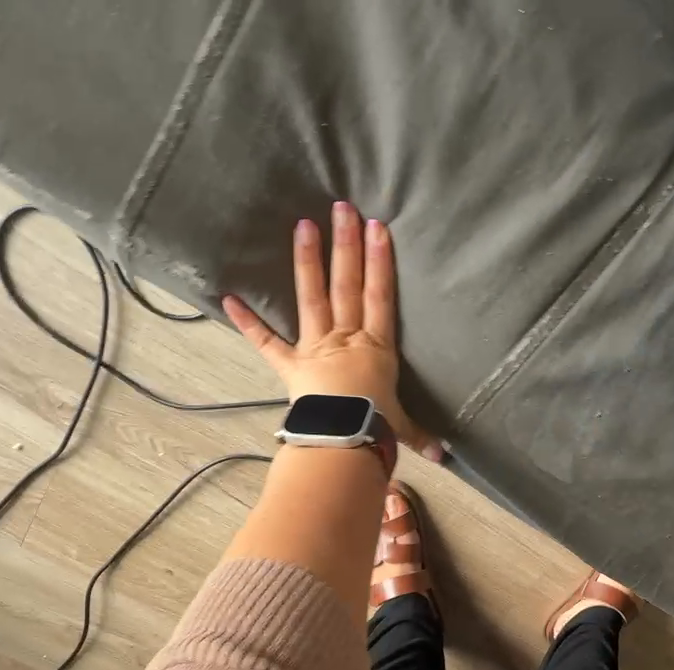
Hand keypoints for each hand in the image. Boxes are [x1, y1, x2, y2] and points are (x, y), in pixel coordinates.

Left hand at [223, 202, 440, 459]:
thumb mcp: (404, 430)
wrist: (343, 441)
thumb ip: (421, 436)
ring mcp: (315, 349)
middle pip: (347, 285)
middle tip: (343, 208)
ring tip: (303, 225)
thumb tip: (444, 457)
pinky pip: (266, 342)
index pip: (380, 296)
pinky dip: (248, 322)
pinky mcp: (291, 366)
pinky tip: (229, 297)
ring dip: (308, 261)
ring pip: (312, 298)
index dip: (379, 262)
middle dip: (346, 246)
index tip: (377, 228)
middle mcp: (346, 339)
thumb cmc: (378, 429)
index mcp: (376, 348)